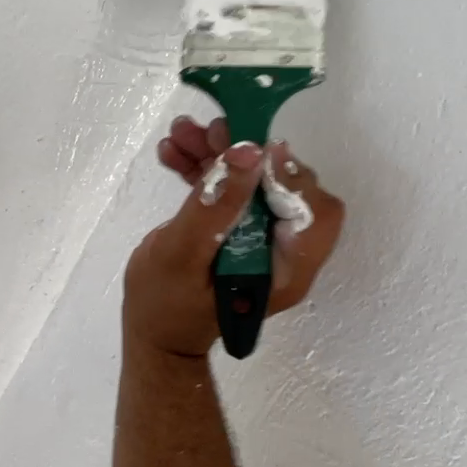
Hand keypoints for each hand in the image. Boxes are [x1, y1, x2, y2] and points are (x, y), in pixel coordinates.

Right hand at [123, 116, 345, 358]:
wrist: (154, 337)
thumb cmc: (163, 307)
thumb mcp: (180, 256)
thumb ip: (214, 208)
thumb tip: (248, 152)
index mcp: (285, 270)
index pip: (312, 211)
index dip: (286, 174)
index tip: (246, 147)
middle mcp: (285, 253)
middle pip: (283, 189)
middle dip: (245, 154)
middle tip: (206, 129)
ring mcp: (263, 242)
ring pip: (256, 184)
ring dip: (220, 155)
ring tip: (181, 134)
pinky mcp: (240, 233)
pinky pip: (234, 193)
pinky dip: (208, 171)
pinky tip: (175, 153)